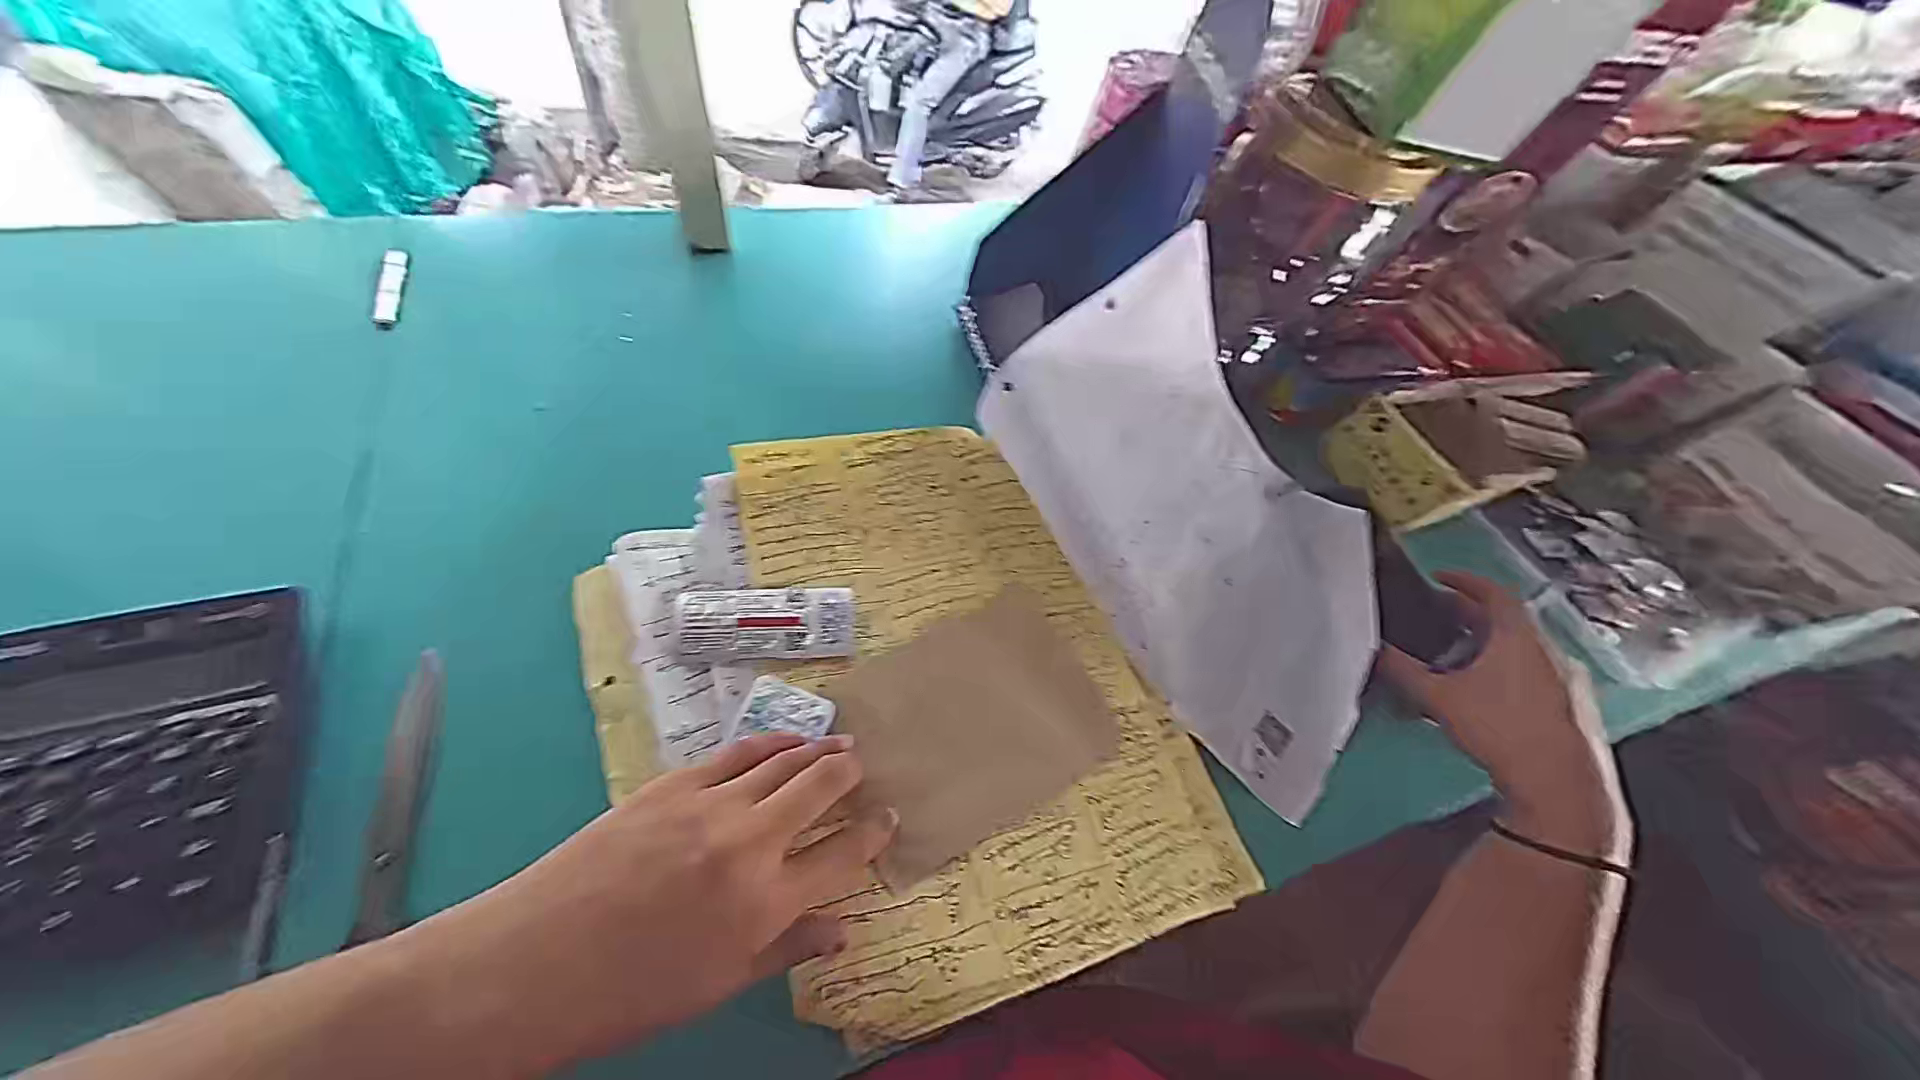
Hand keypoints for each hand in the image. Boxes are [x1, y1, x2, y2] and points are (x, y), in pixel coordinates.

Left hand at [398, 733, 895, 1072]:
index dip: (874, 834)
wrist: (529, 964)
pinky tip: (786, 741)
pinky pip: (738, 753)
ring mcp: (710, 805)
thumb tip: (843, 930)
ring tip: (840, 745)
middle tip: (865, 767)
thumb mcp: (719, 984)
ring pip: (783, 761)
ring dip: (818, 751)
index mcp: (765, 903)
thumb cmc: (630, 992)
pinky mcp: (674, 783)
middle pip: (820, 789)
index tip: (889, 818)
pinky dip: (770, 743)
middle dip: (851, 775)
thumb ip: (788, 947)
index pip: (843, 856)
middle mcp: (749, 843)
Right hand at [1378, 572, 1629, 862]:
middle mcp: (1549, 650)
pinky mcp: (1573, 704)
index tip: (1440, 577)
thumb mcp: (1438, 697)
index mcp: (1518, 637)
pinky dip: (1506, 665)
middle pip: (1507, 618)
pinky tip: (1483, 690)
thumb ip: (1403, 670)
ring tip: (1454, 656)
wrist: (1562, 785)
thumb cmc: (1500, 729)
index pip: (1494, 592)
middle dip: (1469, 614)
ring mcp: (1567, 677)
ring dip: (1487, 642)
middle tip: (1437, 617)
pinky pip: (1534, 669)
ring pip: (1521, 646)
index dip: (1465, 580)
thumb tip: (1374, 650)